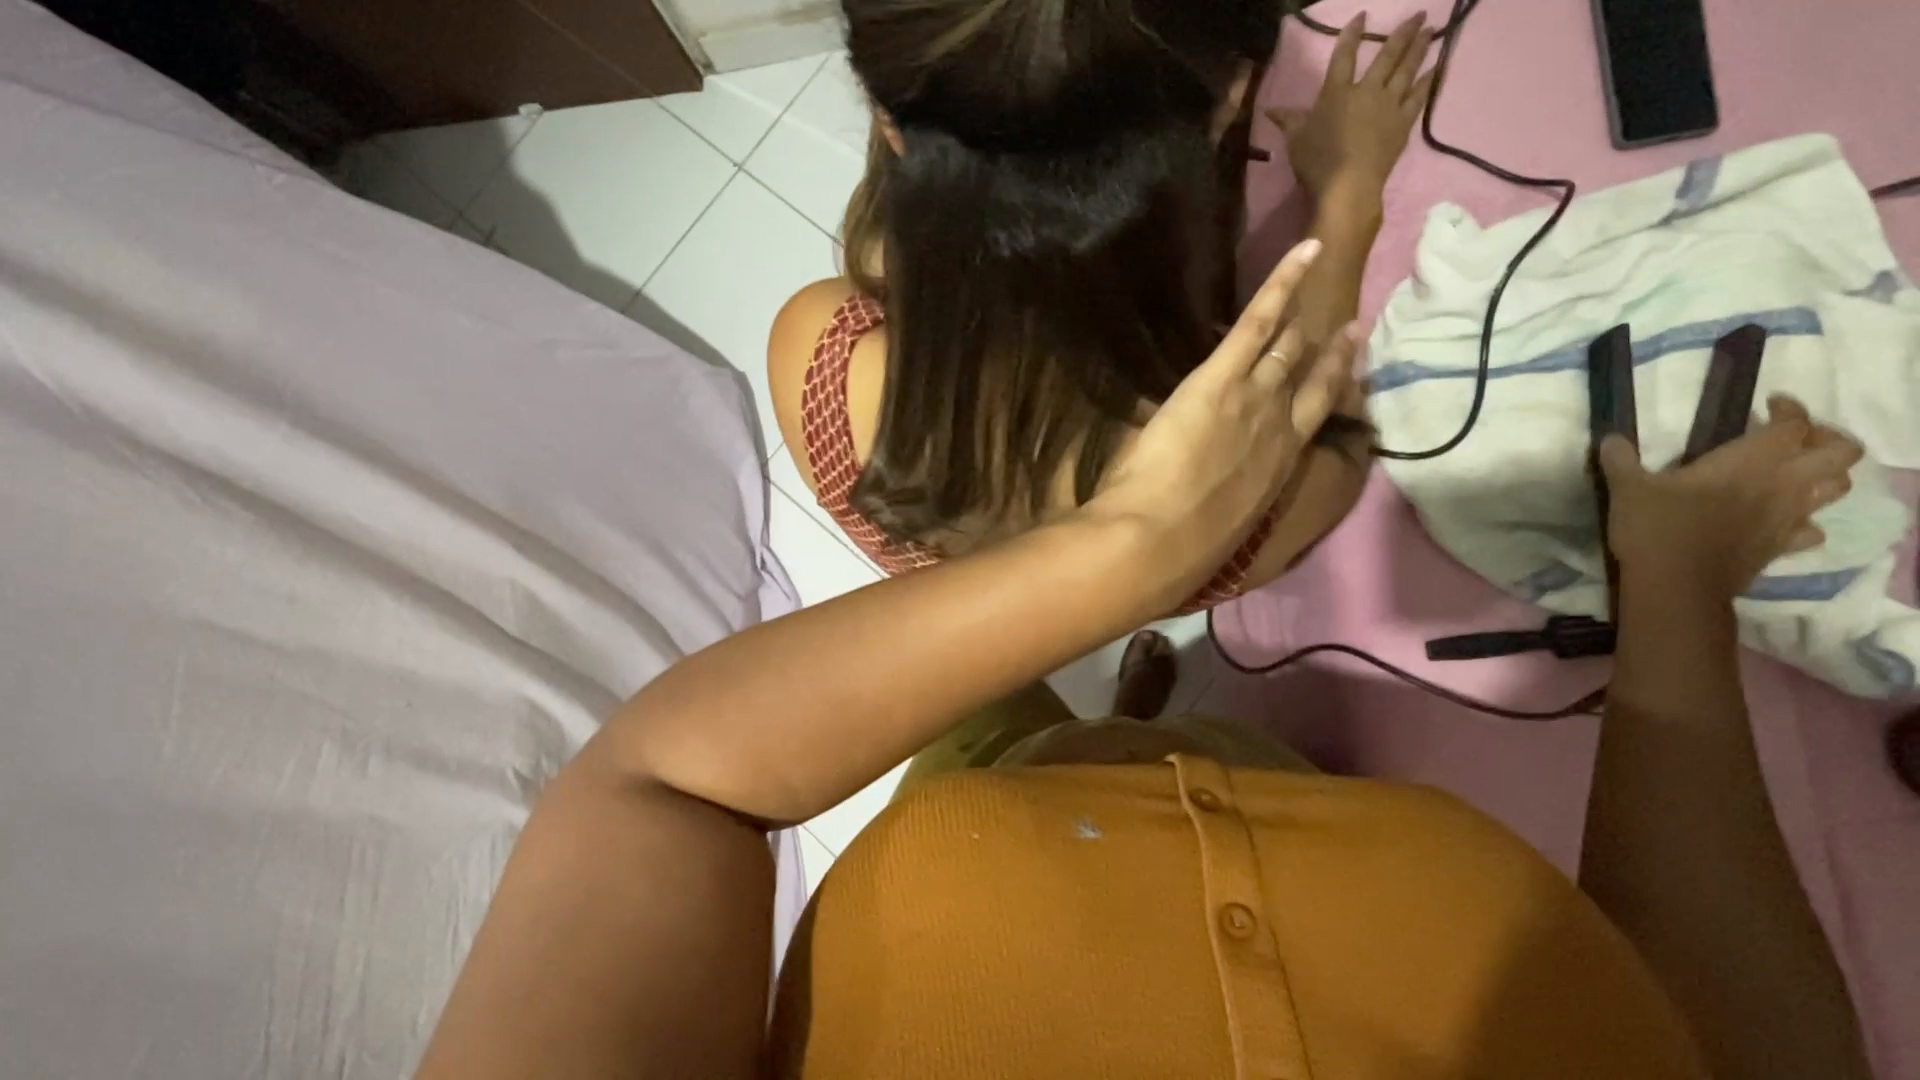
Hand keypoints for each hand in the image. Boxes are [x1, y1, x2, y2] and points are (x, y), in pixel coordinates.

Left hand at [1087, 239, 1360, 585]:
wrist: (1159, 538)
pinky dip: (1283, 282)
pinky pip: (1258, 321)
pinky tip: (1305, 250)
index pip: (1312, 419)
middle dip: (1327, 353)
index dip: (1331, 390)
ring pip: (1286, 348)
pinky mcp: (1221, 378)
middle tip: (1346, 328)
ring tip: (1321, 286)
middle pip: (1309, 379)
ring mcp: (1255, 397)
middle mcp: (1280, 427)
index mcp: (1278, 467)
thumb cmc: (1181, 543)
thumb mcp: (1220, 520)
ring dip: (1301, 320)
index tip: (1348, 370)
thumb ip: (1228, 489)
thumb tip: (1220, 481)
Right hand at [1268, 13, 1434, 206]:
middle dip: (1402, 33)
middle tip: (1420, 14)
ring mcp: (1388, 106)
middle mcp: (1367, 91)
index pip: (1344, 56)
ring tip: (1430, 31)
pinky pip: (1419, 96)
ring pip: (1407, 70)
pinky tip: (1436, 69)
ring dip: (1420, 49)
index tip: (1362, 16)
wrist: (1348, 186)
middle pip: (1387, 56)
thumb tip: (1271, 110)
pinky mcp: (1403, 123)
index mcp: (1336, 93)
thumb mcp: (1296, 141)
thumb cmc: (1317, 163)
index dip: (1352, 35)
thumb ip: (1288, 121)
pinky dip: (1428, 81)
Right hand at [1600, 396, 1863, 600]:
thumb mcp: (1627, 488)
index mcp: (1750, 462)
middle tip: (1791, 440)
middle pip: (1840, 453)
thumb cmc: (1657, 528)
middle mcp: (1783, 484)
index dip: (1788, 410)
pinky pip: (1811, 529)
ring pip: (1836, 488)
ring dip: (1822, 477)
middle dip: (1825, 439)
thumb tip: (1611, 439)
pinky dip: (1803, 520)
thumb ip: (1621, 460)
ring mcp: (1788, 518)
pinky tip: (1778, 520)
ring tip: (1790, 476)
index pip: (1795, 424)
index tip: (1767, 406)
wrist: (1676, 585)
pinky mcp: (1781, 546)